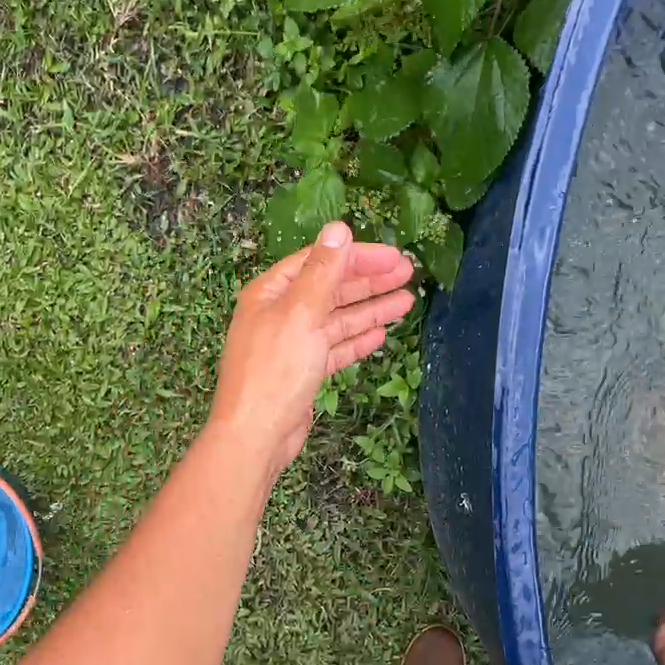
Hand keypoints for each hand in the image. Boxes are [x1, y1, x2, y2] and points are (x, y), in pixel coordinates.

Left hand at [208, 221, 416, 473]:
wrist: (255, 435)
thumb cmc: (274, 370)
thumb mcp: (300, 313)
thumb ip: (323, 272)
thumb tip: (338, 228)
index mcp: (272, 293)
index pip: (319, 262)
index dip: (357, 257)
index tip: (394, 256)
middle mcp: (280, 314)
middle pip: (330, 289)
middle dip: (369, 282)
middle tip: (409, 273)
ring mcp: (292, 345)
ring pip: (336, 320)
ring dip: (370, 310)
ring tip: (406, 302)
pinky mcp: (302, 373)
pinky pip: (334, 349)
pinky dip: (356, 341)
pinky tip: (380, 335)